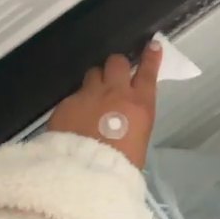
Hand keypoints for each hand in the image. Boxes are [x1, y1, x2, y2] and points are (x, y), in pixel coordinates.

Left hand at [48, 42, 161, 168]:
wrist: (86, 172)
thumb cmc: (121, 166)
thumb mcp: (138, 142)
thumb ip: (133, 122)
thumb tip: (127, 121)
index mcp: (139, 105)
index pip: (147, 72)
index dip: (150, 57)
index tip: (152, 45)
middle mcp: (115, 93)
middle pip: (116, 62)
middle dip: (116, 67)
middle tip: (115, 77)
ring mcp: (88, 95)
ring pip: (93, 73)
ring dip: (96, 81)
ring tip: (93, 97)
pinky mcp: (67, 103)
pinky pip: (74, 95)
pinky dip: (78, 102)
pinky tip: (75, 118)